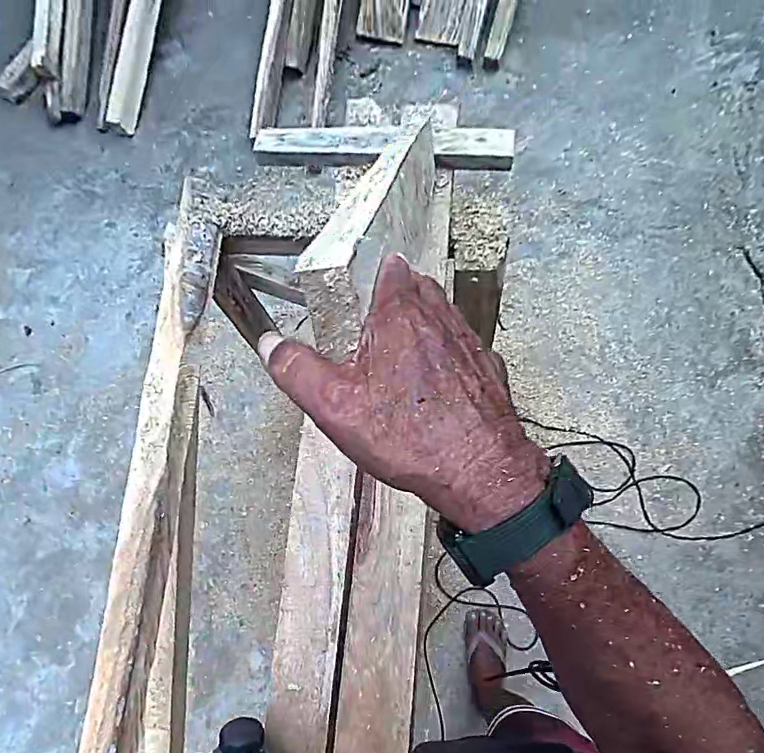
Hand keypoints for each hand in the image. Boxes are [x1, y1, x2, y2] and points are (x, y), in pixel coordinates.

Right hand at [259, 255, 549, 530]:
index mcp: (401, 317)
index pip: (390, 272)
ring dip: (429, 330)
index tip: (368, 287)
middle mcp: (442, 323)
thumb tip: (273, 347)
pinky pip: (467, 356)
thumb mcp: (335, 407)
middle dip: (403, 301)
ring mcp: (471, 347)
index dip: (378, 277)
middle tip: (384, 324)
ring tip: (408, 358)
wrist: (478, 470)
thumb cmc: (416, 440)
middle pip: (422, 292)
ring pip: (447, 321)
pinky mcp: (490, 374)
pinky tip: (441, 388)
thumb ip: (298, 370)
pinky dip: (453, 363)